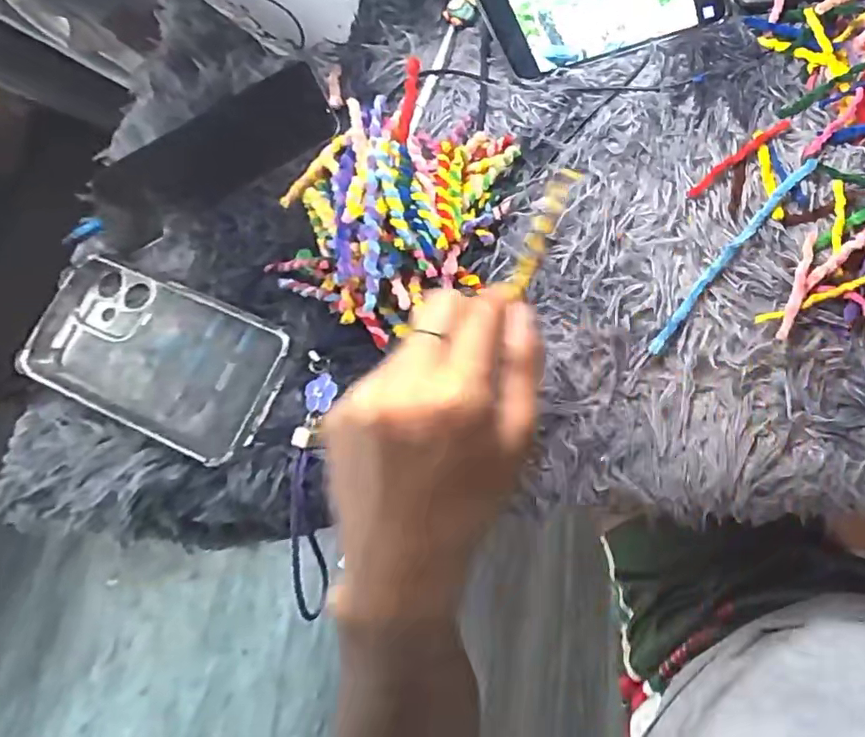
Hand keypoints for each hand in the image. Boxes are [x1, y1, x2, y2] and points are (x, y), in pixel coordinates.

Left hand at [322, 288, 542, 625]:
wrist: (397, 564)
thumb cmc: (472, 501)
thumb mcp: (518, 438)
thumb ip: (524, 365)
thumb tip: (520, 309)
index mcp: (459, 395)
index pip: (480, 309)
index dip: (500, 299)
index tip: (509, 302)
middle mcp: (407, 384)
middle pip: (439, 303)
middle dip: (465, 313)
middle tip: (477, 347)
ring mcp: (365, 393)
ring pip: (413, 334)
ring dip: (435, 348)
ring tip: (441, 396)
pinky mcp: (340, 407)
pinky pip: (387, 366)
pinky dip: (407, 376)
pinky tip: (409, 418)